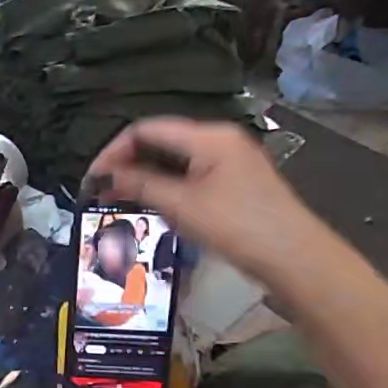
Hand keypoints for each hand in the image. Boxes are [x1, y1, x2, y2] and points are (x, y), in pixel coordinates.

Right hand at [86, 118, 338, 284]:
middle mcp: (219, 139)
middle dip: (126, 163)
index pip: (146, 129)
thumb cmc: (237, 226)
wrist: (295, 257)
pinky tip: (150, 203)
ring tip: (118, 199)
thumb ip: (140, 184)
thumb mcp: (181, 205)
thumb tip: (106, 175)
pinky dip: (164, 184)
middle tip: (101, 190)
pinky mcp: (233, 181)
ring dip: (143, 175)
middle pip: (160, 141)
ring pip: (173, 159)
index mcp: (208, 136)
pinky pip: (188, 173)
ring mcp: (229, 160)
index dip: (113, 150)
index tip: (93, 178)